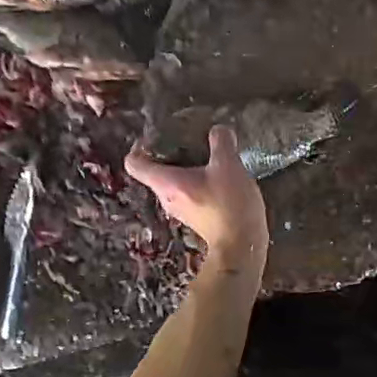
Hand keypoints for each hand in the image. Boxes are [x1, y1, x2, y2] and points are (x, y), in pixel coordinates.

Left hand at [126, 126, 268, 270]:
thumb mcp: (229, 166)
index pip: (134, 163)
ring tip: (208, 161)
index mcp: (165, 182)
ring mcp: (181, 212)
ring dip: (187, 172)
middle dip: (170, 156)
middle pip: (156, 173)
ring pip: (174, 185)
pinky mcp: (197, 221)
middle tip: (189, 144)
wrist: (242, 246)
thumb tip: (219, 130)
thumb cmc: (229, 205)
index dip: (140, 147)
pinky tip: (219, 181)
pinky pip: (190, 197)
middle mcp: (166, 198)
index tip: (158, 138)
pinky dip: (199, 186)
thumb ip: (222, 143)